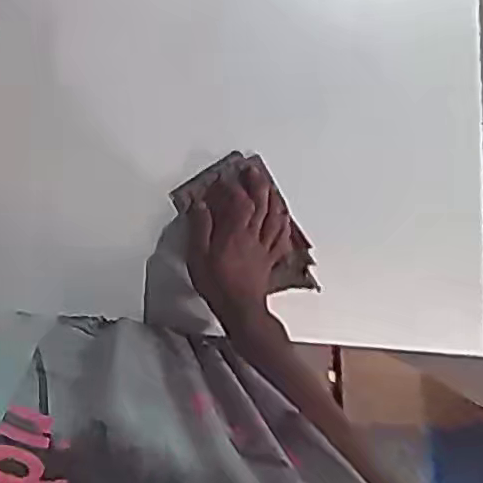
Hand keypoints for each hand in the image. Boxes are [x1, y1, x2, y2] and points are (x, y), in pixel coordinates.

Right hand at [187, 162, 292, 334]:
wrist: (241, 311)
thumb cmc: (218, 284)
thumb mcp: (198, 255)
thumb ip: (199, 227)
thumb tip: (199, 206)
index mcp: (235, 234)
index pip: (240, 202)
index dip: (235, 187)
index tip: (226, 177)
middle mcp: (253, 237)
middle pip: (262, 205)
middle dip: (258, 184)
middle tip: (253, 170)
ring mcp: (264, 248)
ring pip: (275, 218)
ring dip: (273, 199)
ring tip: (271, 188)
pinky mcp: (270, 260)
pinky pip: (281, 238)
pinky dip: (284, 225)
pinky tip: (284, 219)